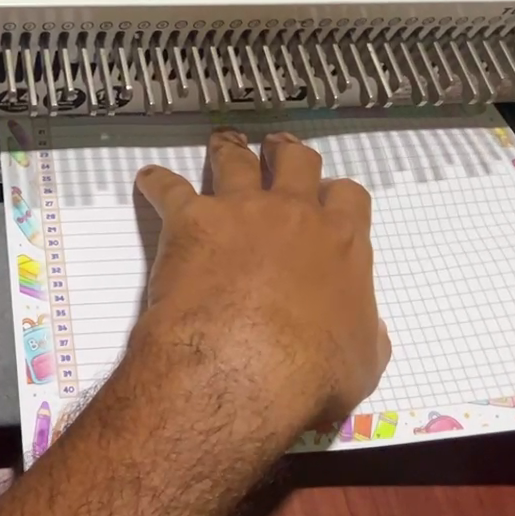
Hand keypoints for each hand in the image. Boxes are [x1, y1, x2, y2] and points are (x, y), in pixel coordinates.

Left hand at [133, 130, 389, 435]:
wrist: (244, 363)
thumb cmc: (311, 372)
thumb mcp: (363, 361)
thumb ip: (365, 332)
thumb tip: (366, 327)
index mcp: (342, 243)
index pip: (348, 197)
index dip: (336, 195)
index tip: (325, 198)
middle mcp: (294, 213)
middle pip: (295, 161)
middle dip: (286, 153)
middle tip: (276, 150)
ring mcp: (241, 210)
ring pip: (236, 160)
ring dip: (228, 149)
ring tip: (222, 143)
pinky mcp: (191, 219)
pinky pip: (168, 187)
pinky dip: (156, 182)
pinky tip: (149, 179)